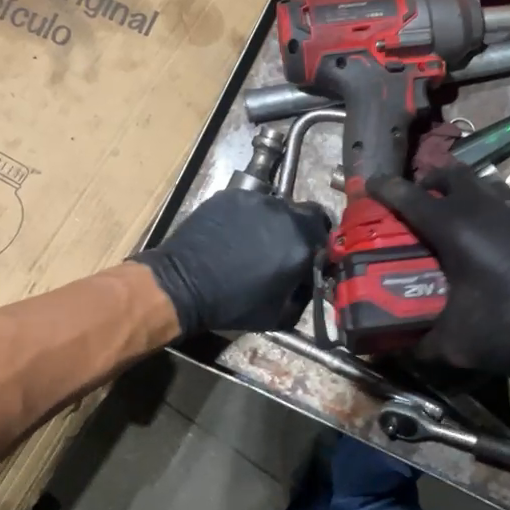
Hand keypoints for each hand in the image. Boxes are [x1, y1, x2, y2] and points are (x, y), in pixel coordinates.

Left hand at [135, 190, 330, 334]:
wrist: (183, 284)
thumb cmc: (233, 304)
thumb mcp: (279, 314)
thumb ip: (304, 294)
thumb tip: (309, 282)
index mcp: (301, 243)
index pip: (325, 232)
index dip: (319, 244)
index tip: (310, 255)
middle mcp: (285, 215)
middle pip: (304, 214)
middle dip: (299, 229)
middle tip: (283, 247)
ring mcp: (257, 201)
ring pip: (277, 207)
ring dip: (273, 222)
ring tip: (254, 241)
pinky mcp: (232, 195)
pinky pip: (250, 203)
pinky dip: (248, 216)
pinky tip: (234, 234)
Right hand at [370, 166, 509, 385]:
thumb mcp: (457, 342)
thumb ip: (421, 342)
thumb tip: (395, 349)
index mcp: (455, 228)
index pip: (409, 196)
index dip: (386, 188)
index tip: (370, 184)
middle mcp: (484, 207)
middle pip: (449, 174)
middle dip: (429, 181)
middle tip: (419, 199)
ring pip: (482, 183)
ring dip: (463, 191)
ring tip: (455, 214)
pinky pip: (508, 201)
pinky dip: (492, 208)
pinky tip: (494, 237)